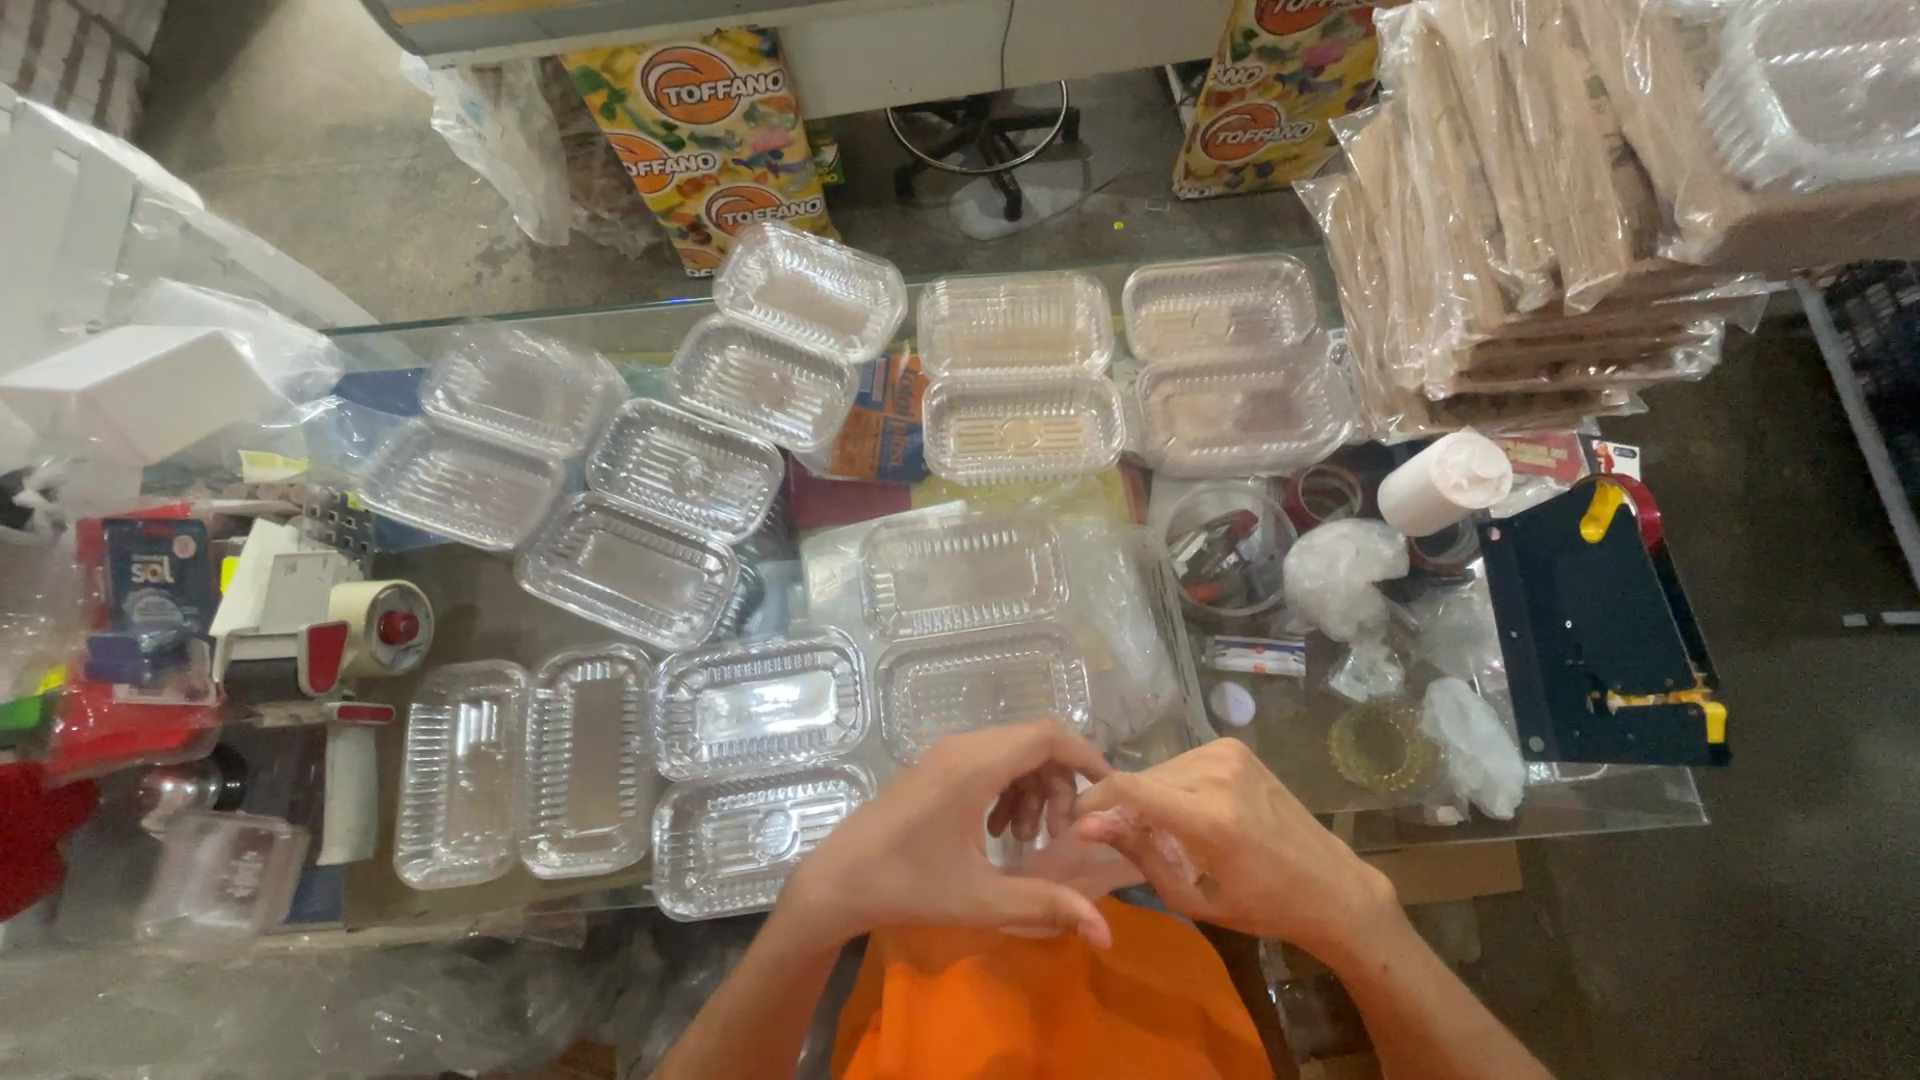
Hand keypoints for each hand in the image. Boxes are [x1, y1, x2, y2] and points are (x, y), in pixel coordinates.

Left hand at [780, 721, 1115, 948]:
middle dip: (1060, 783)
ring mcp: (946, 752)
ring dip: (1034, 788)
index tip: (1108, 792)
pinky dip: (1008, 788)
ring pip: (1012, 751)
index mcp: (974, 766)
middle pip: (1034, 742)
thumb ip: (1046, 905)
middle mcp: (963, 746)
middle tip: (1061, 834)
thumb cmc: (906, 886)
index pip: (1047, 736)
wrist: (838, 880)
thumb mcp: (980, 899)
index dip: (1086, 756)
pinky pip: (990, 760)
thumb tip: (1106, 931)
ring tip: (1028, 838)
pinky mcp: (936, 765)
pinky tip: (1000, 832)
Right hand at [1072, 738, 1398, 958]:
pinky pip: (1182, 762)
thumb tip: (1088, 826)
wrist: (1330, 884)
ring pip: (1160, 768)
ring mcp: (1228, 753)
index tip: (1075, 820)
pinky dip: (1172, 784)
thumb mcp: (1193, 898)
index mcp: (1209, 817)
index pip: (1129, 788)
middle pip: (1142, 778)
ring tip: (1160, 827)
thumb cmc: (1261, 905)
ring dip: (1148, 794)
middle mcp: (1217, 773)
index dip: (1093, 801)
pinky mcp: (1234, 747)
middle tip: (1121, 834)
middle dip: (1122, 804)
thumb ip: (1139, 854)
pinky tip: (1186, 809)